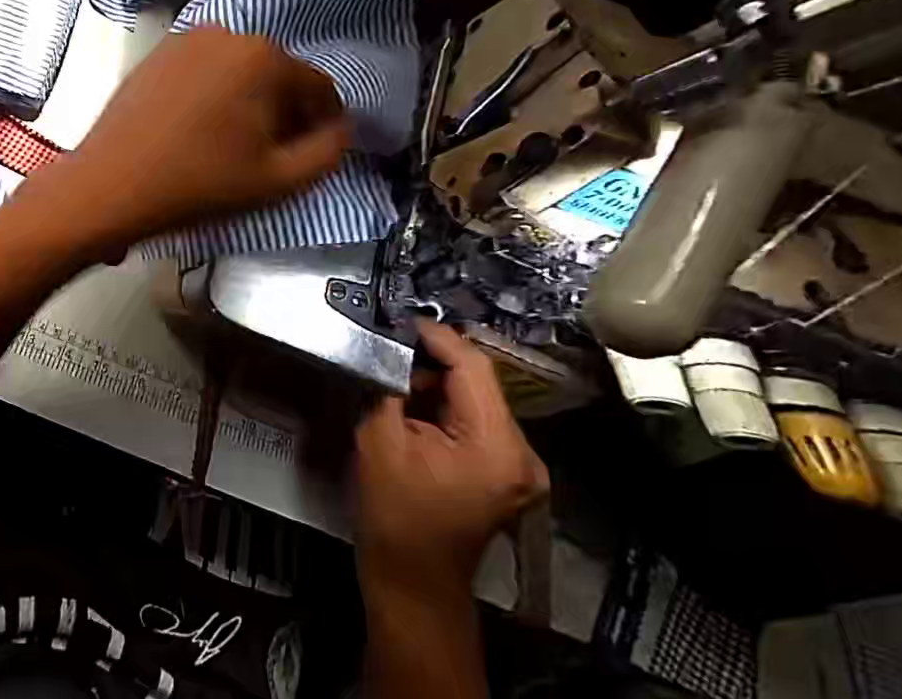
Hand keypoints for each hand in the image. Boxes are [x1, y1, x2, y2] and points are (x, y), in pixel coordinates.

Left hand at [28, 25, 349, 253]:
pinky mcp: (157, 53)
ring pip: (240, 71)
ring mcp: (186, 39)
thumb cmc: (198, 184)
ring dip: (249, 101)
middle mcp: (227, 33)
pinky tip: (199, 128)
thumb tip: (341, 127)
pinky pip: (205, 70)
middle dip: (284, 111)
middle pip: (278, 75)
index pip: (318, 88)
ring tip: (233, 144)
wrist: (110, 184)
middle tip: (271, 154)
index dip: (323, 124)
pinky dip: (215, 93)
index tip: (312, 152)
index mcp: (264, 57)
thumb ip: (328, 151)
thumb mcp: (278, 180)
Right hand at [355, 322, 547, 599]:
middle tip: (388, 353)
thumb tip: (385, 347)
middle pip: (478, 381)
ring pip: (476, 399)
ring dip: (436, 386)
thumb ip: (387, 386)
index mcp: (496, 445)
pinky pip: (476, 421)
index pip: (472, 366)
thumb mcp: (379, 440)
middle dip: (431, 364)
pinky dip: (445, 409)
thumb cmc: (394, 514)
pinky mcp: (506, 472)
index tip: (398, 321)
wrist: (413, 581)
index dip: (434, 337)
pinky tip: (413, 411)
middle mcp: (522, 452)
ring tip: (395, 382)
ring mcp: (519, 465)